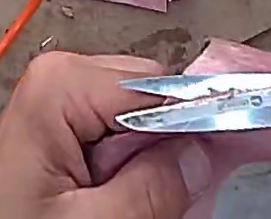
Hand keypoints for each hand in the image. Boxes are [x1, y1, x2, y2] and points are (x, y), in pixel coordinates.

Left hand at [0, 52, 210, 218]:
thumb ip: (146, 190)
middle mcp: (62, 73)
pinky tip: (111, 192)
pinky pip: (118, 124)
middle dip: (160, 142)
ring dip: (145, 155)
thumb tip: (202, 154)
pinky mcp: (60, 115)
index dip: (184, 123)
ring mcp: (60, 92)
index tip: (210, 158)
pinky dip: (127, 159)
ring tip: (118, 198)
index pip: (153, 85)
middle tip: (153, 196)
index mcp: (60, 83)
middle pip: (148, 93)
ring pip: (139, 109)